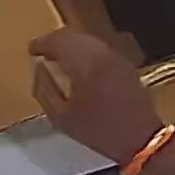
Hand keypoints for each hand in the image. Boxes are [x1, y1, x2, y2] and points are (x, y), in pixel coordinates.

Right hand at [31, 28, 165, 165]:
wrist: (143, 140)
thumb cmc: (99, 131)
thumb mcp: (62, 117)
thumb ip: (44, 89)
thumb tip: (38, 68)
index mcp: (84, 64)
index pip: (56, 41)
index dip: (41, 43)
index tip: (31, 51)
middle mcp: (101, 53)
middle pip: (72, 34)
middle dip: (54, 40)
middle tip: (42, 52)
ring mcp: (115, 56)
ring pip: (86, 38)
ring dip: (69, 43)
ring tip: (58, 57)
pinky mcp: (124, 62)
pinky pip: (98, 47)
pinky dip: (84, 49)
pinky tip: (79, 64)